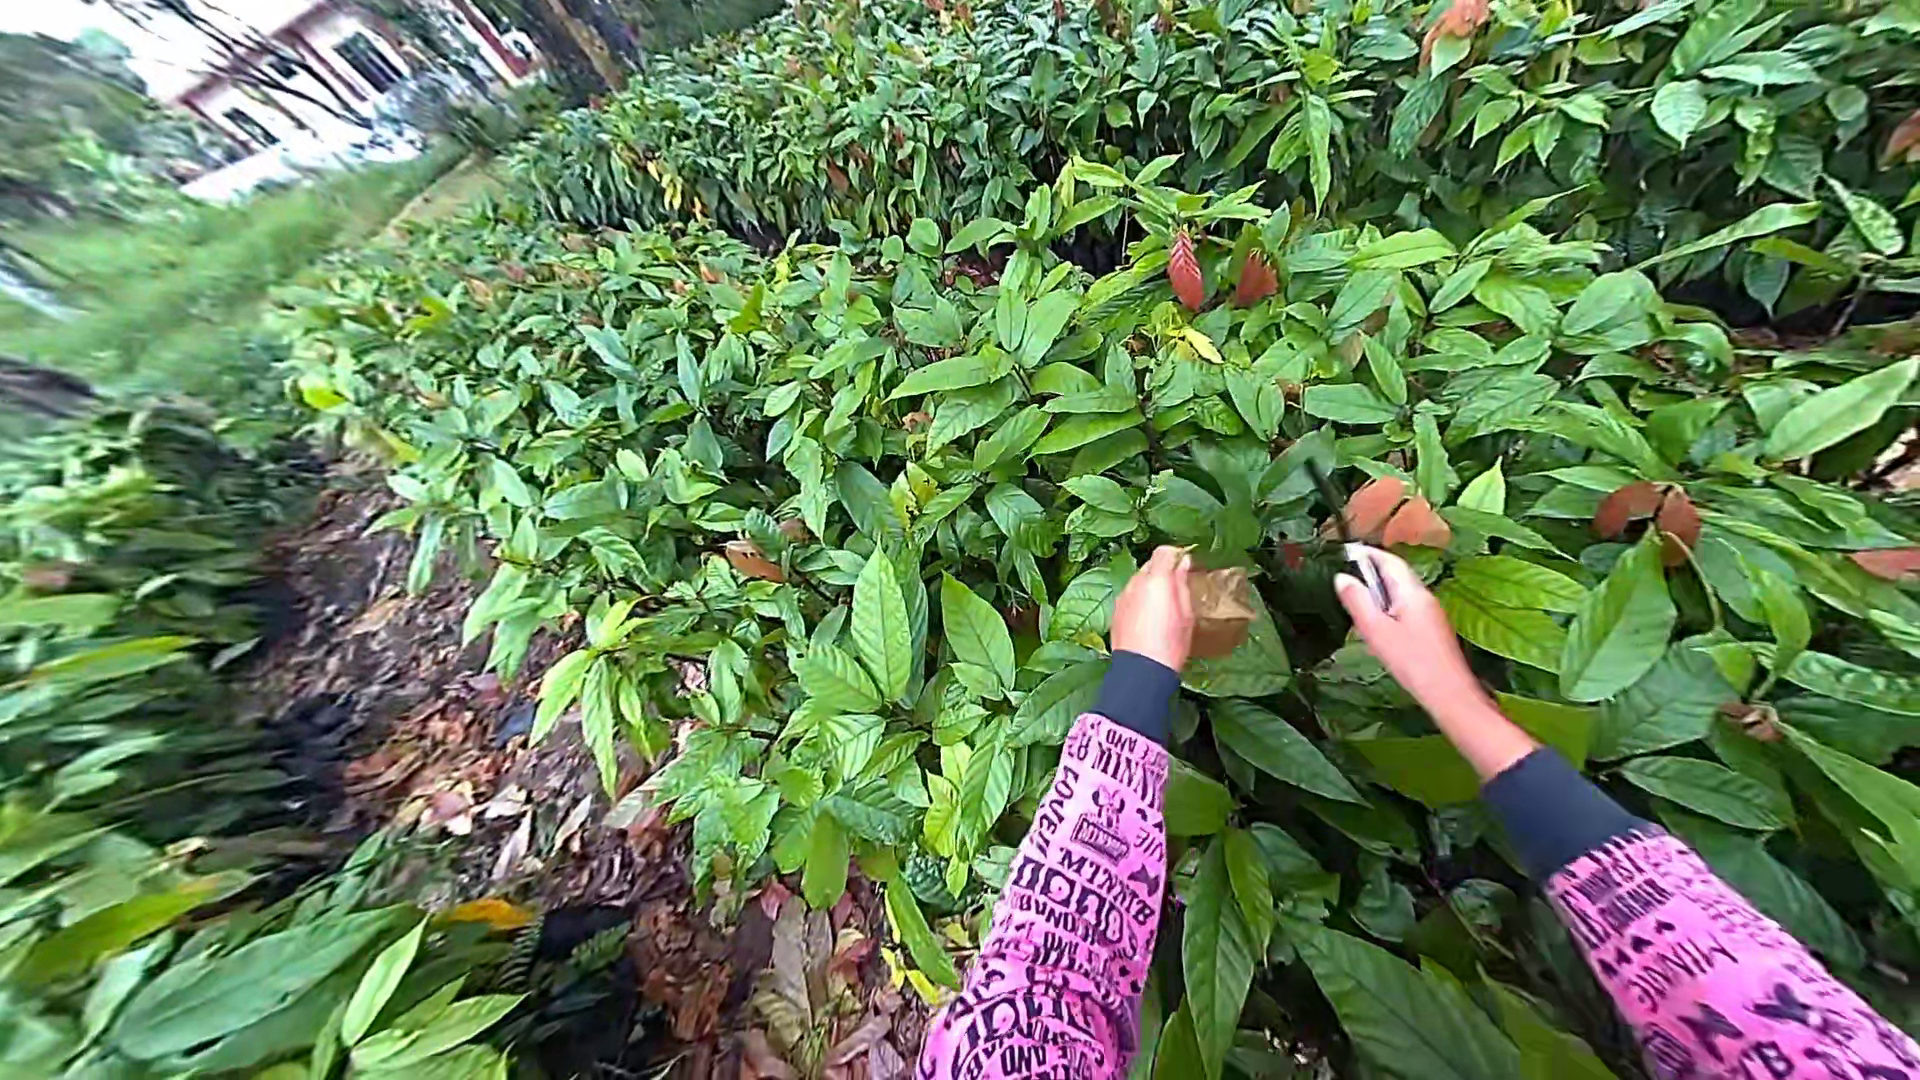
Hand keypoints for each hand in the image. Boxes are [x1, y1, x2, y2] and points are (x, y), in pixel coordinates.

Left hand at [1112, 546, 1193, 672]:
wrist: (1142, 669)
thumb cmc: (1170, 644)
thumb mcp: (1186, 614)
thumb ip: (1182, 584)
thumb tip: (1183, 564)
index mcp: (1156, 580)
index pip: (1164, 552)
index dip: (1176, 555)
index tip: (1185, 563)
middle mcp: (1135, 584)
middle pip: (1150, 565)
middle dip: (1164, 571)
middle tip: (1178, 587)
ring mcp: (1123, 596)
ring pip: (1139, 580)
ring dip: (1151, 585)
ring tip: (1165, 605)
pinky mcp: (1116, 609)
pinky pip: (1130, 595)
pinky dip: (1140, 598)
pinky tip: (1150, 616)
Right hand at [1333, 545, 1488, 721]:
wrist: (1448, 693)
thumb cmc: (1412, 661)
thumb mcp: (1375, 629)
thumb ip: (1357, 601)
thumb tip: (1342, 577)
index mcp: (1412, 594)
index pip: (1390, 561)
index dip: (1368, 552)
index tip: (1346, 550)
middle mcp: (1424, 598)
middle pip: (1397, 573)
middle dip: (1371, 567)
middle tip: (1346, 567)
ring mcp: (1429, 613)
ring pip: (1400, 590)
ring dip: (1377, 586)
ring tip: (1354, 591)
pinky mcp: (1429, 628)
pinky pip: (1404, 604)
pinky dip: (1385, 602)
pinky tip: (1374, 617)